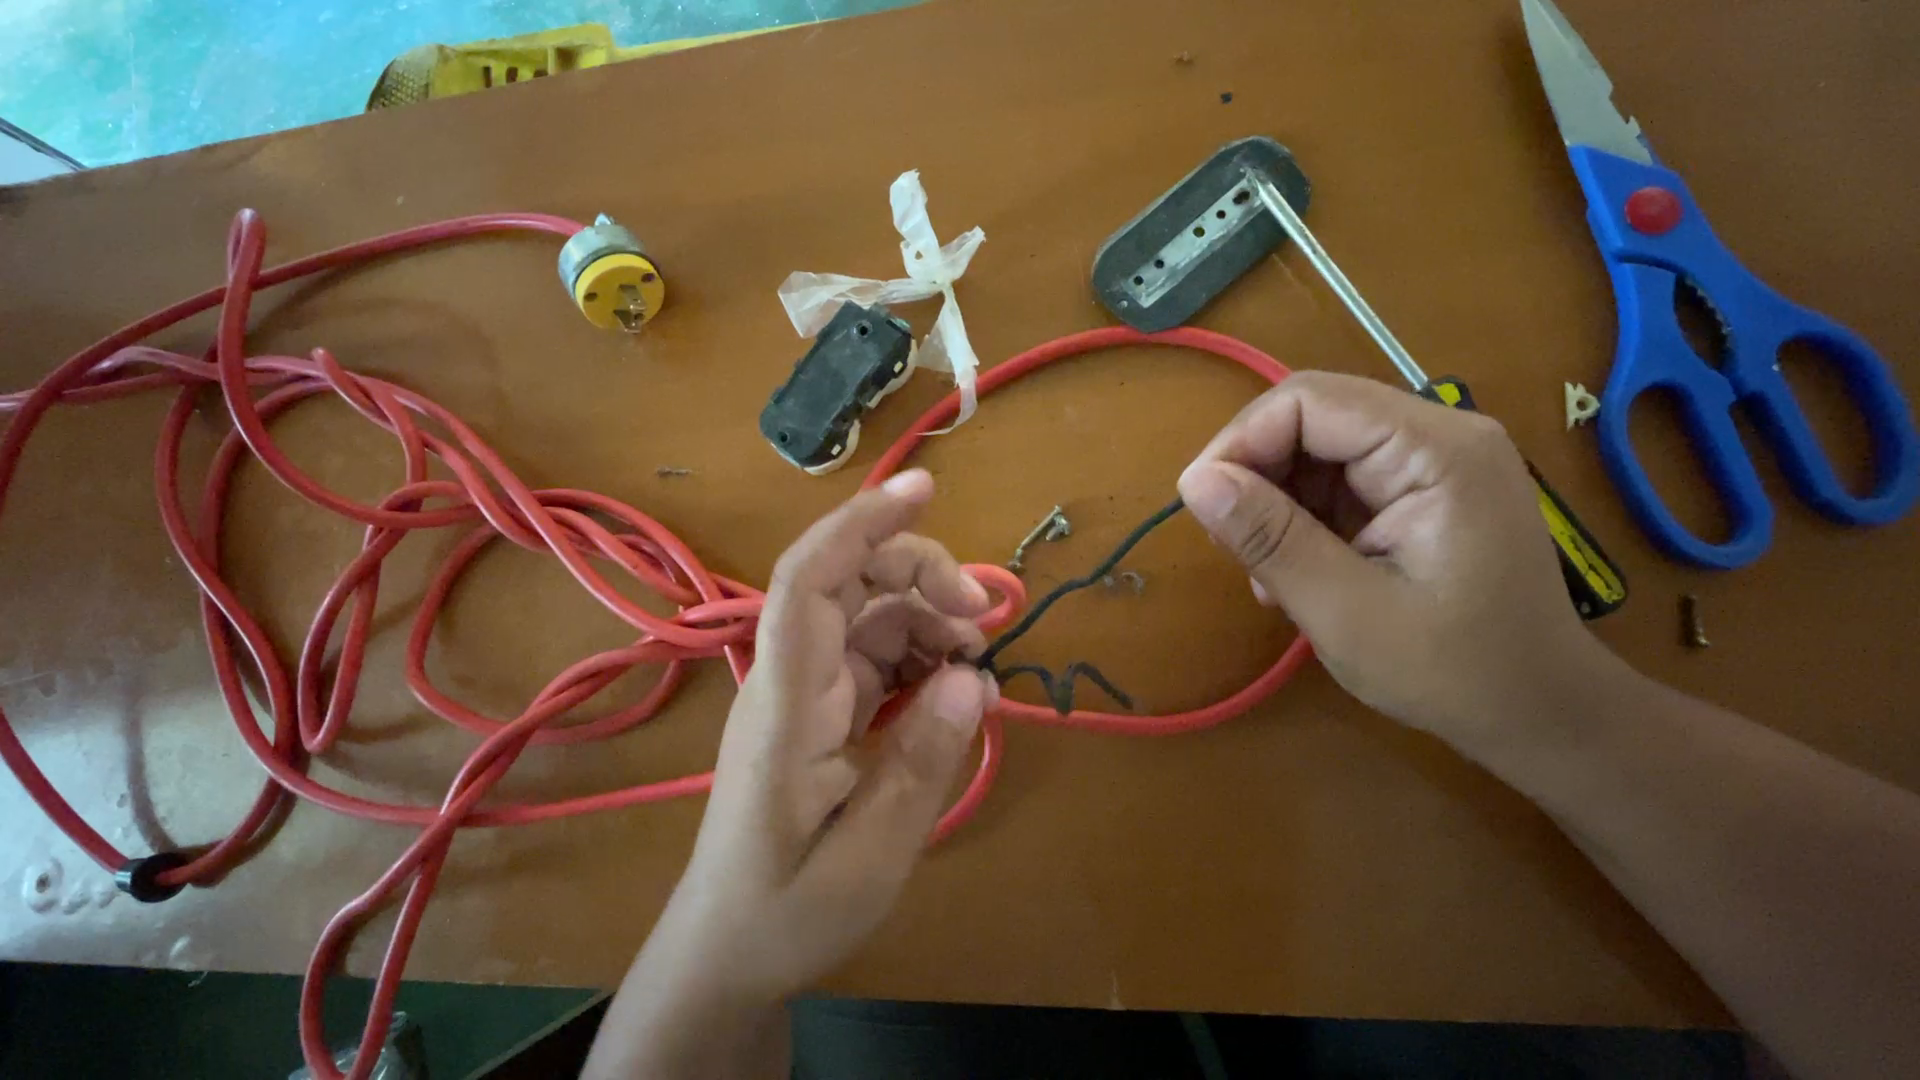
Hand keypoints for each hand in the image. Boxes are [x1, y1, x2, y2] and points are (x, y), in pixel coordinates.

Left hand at [585, 470, 997, 1079]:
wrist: (728, 952)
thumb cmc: (785, 912)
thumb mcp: (869, 857)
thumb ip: (921, 766)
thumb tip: (974, 680)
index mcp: (787, 704)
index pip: (810, 582)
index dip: (862, 524)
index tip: (926, 487)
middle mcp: (792, 679)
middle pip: (851, 583)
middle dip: (923, 575)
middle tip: (986, 620)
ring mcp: (807, 692)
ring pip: (872, 615)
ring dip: (931, 619)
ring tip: (979, 665)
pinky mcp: (823, 711)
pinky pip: (877, 657)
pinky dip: (923, 658)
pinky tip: (955, 690)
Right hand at [1176, 372, 1606, 749]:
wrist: (1540, 712)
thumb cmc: (1451, 671)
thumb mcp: (1344, 611)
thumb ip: (1270, 538)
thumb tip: (1193, 480)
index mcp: (1437, 451)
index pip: (1309, 401)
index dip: (1242, 441)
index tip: (1202, 506)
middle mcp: (1441, 433)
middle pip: (1312, 417)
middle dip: (1257, 474)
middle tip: (1233, 547)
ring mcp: (1435, 459)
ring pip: (1318, 448)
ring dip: (1276, 502)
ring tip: (1268, 573)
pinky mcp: (1423, 486)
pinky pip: (1339, 478)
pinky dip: (1303, 517)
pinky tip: (1299, 570)